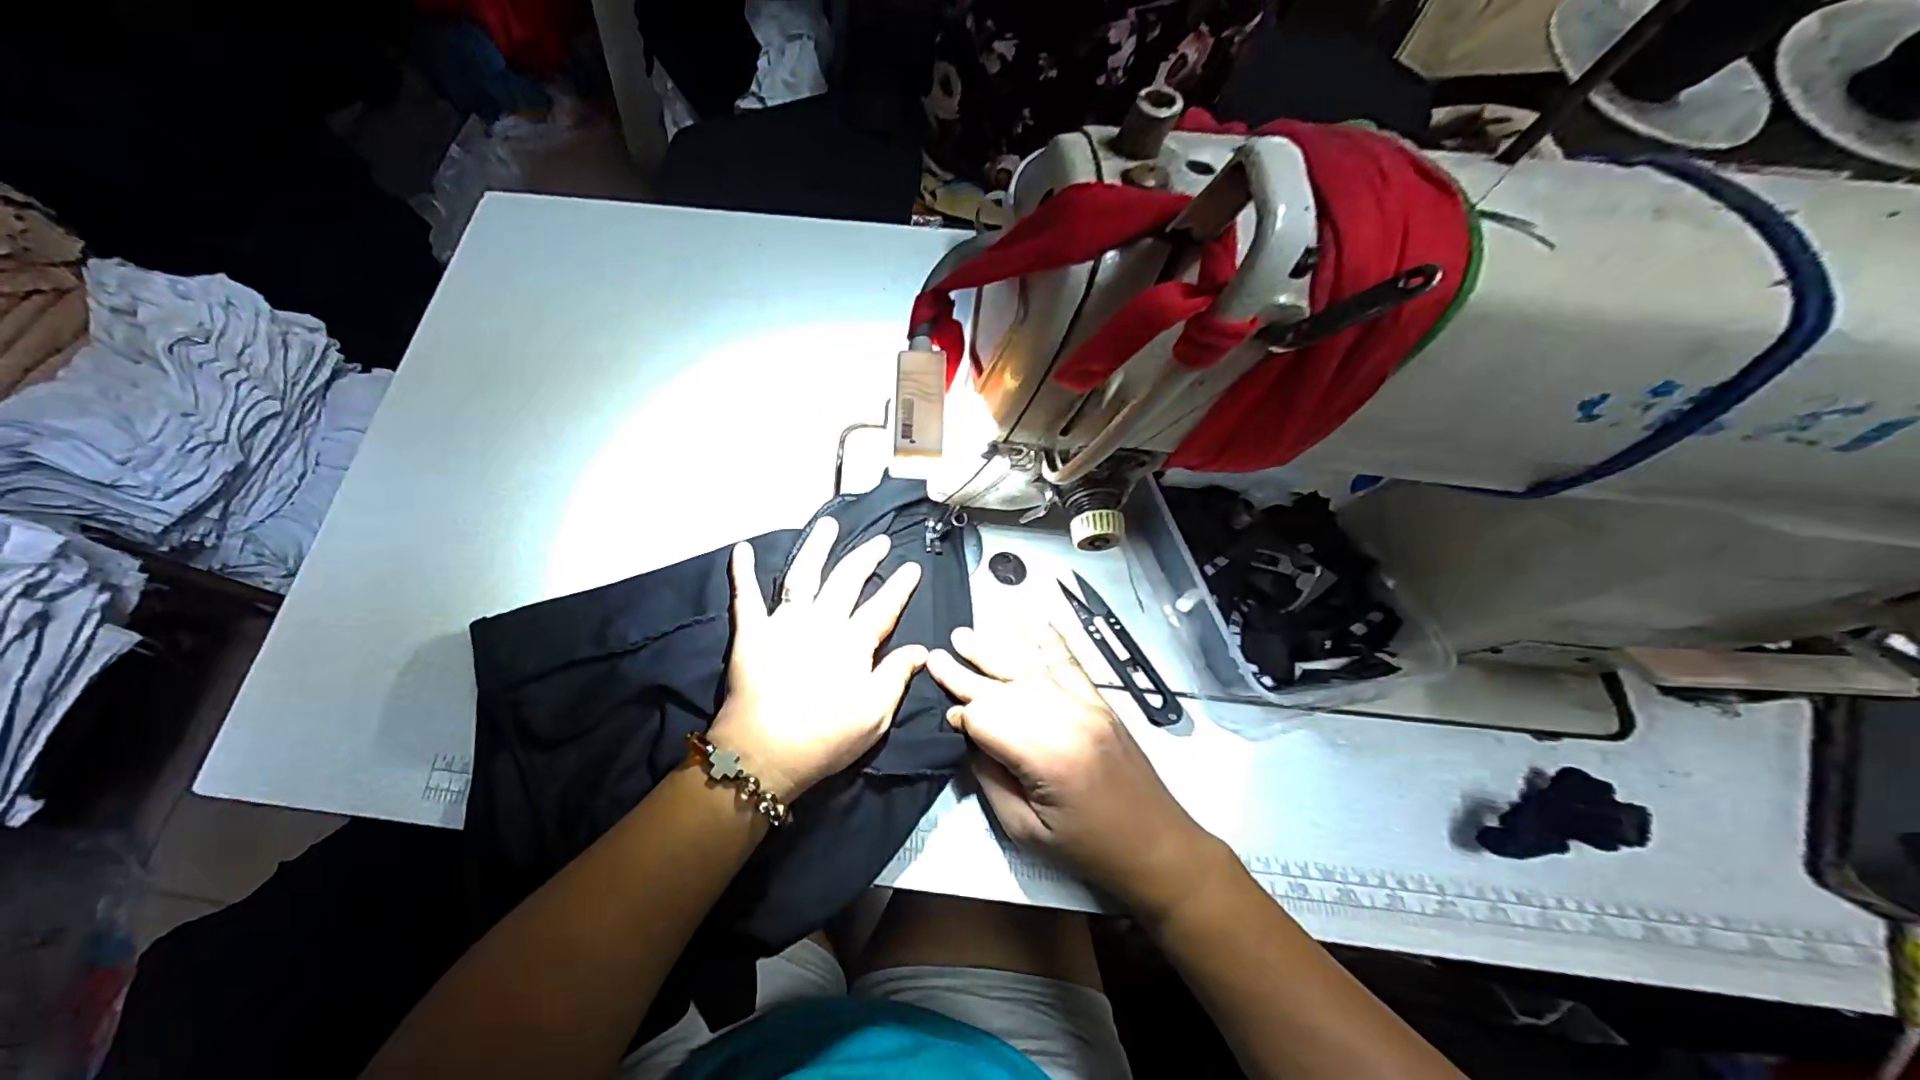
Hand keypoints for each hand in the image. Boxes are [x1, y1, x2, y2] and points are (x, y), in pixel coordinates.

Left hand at [708, 517, 925, 801]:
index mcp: (853, 643)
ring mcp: (784, 624)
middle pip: (847, 580)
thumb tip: (921, 650)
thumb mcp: (875, 715)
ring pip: (804, 575)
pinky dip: (744, 572)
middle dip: (866, 557)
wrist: (762, 753)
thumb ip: (896, 676)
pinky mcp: (751, 633)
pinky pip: (746, 596)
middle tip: (879, 541)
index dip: (900, 586)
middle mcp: (821, 623)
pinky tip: (743, 549)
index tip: (912, 567)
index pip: (883, 607)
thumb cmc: (824, 739)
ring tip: (828, 525)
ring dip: (817, 547)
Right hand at [925, 622, 1229, 917]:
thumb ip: (991, 778)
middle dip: (966, 673)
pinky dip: (1051, 642)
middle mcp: (1066, 717)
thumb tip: (969, 738)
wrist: (1157, 845)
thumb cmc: (1088, 848)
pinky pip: (1071, 663)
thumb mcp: (1025, 829)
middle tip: (936, 656)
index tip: (944, 716)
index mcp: (1046, 754)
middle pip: (1004, 686)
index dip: (961, 715)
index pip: (986, 718)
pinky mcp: (1101, 703)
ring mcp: (1087, 705)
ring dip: (996, 650)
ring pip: (1031, 668)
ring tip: (966, 635)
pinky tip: (1036, 623)